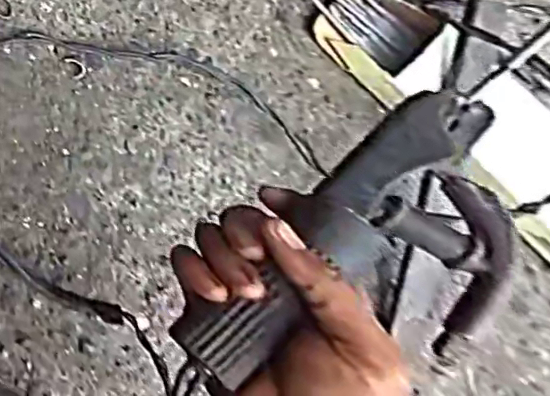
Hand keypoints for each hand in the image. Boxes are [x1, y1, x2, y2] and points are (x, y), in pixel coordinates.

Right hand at [171, 188, 405, 395]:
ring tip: (239, 290)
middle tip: (254, 255)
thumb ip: (328, 286)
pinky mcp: (202, 301)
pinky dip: (192, 269)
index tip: (273, 198)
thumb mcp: (366, 351)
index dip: (288, 206)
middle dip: (243, 231)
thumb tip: (280, 226)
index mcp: (325, 288)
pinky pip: (183, 262)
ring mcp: (238, 290)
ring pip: (210, 237)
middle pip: (245, 222)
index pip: (304, 229)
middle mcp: (279, 283)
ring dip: (220, 256)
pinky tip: (212, 293)